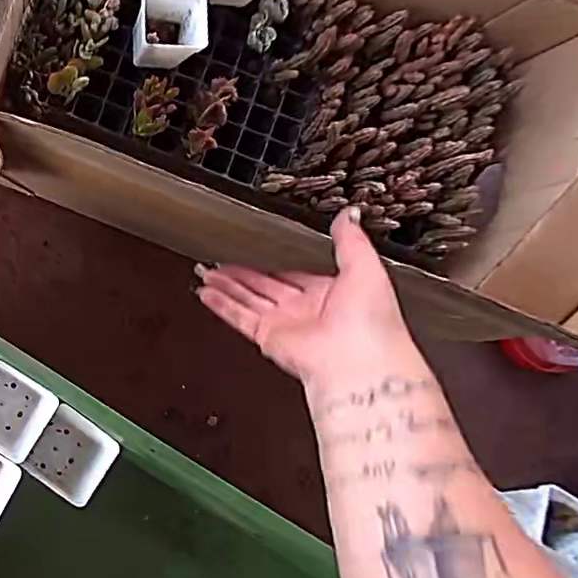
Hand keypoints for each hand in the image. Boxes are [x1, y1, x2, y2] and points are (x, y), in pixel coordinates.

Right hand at [195, 206, 413, 389]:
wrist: (359, 362)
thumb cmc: (371, 322)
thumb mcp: (366, 266)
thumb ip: (350, 240)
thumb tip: (348, 215)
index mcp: (331, 294)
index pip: (295, 275)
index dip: (275, 263)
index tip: (259, 254)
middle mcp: (305, 310)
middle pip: (264, 287)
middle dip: (242, 275)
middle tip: (221, 262)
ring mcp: (285, 325)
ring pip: (247, 300)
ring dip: (226, 286)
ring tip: (206, 273)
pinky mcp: (268, 336)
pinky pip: (239, 317)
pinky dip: (221, 304)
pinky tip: (206, 292)